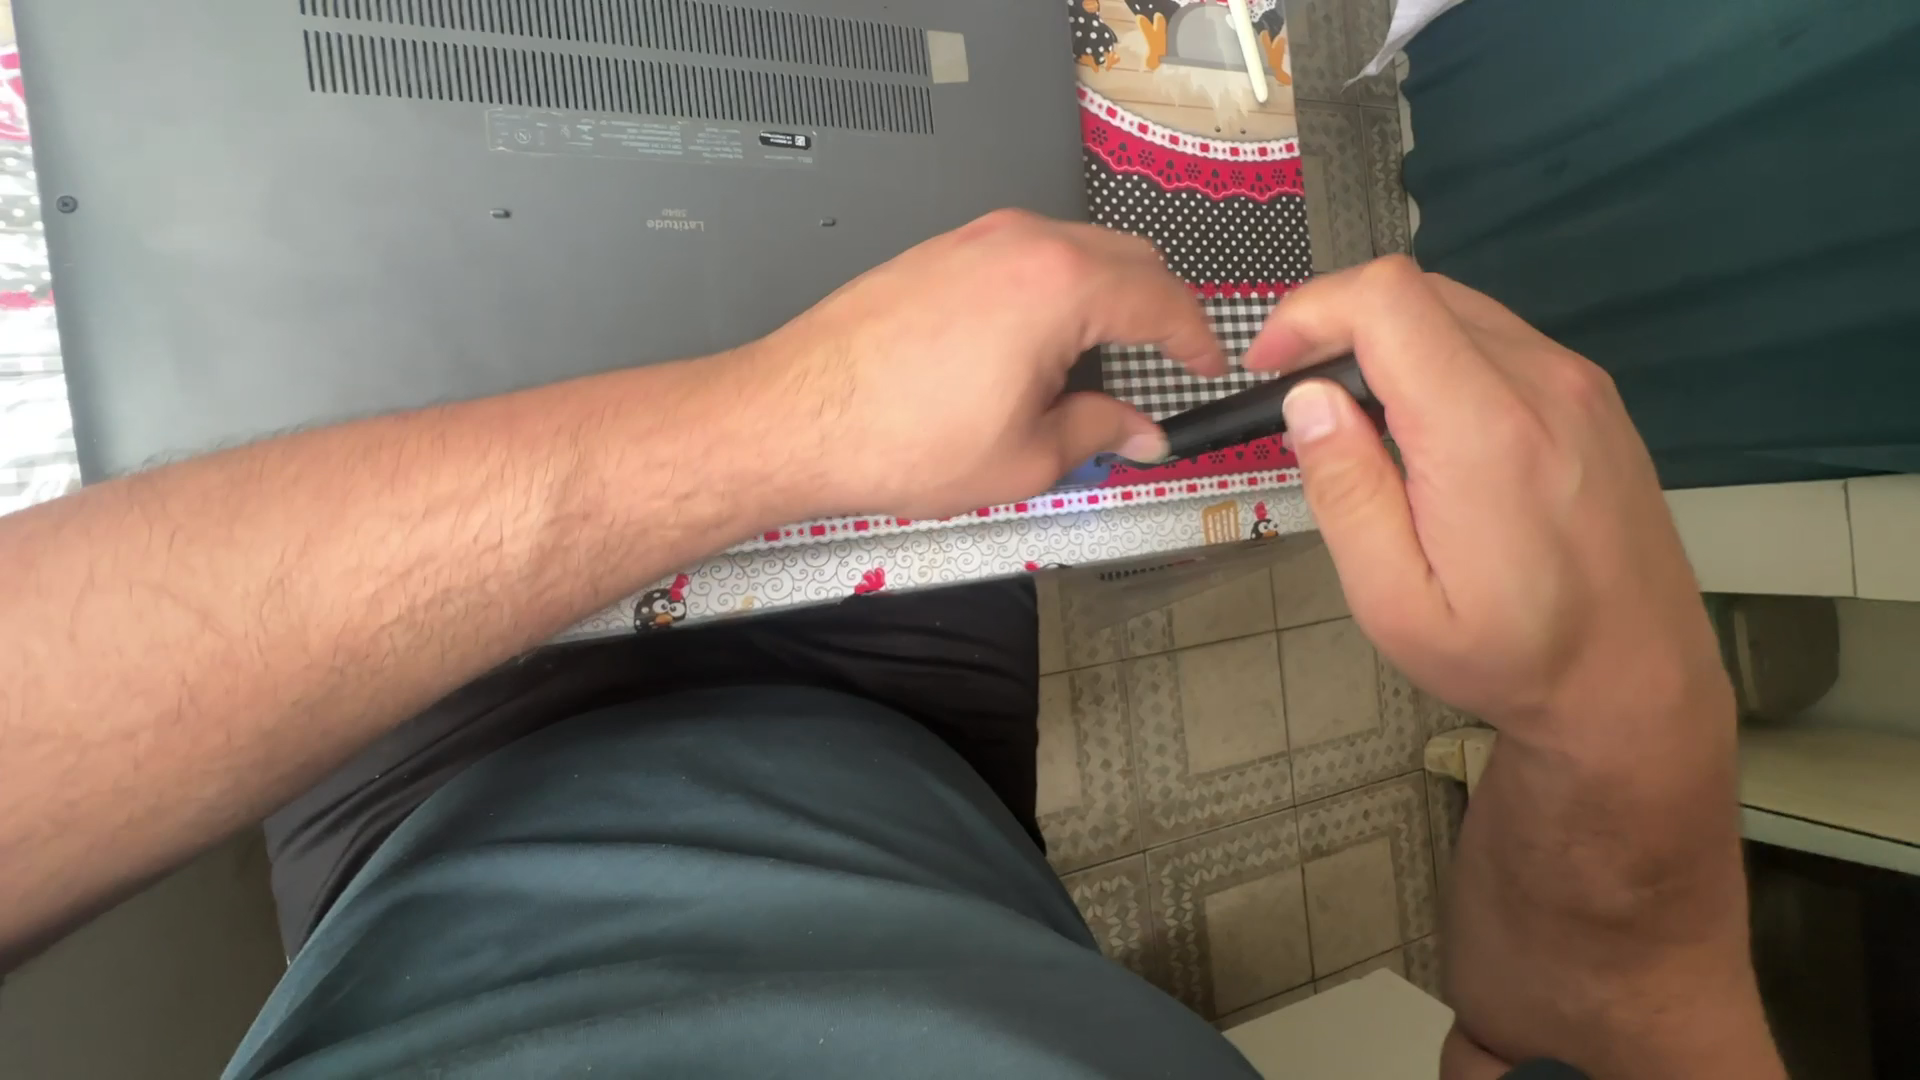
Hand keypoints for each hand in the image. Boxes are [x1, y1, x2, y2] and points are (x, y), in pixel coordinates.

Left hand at [734, 210, 1223, 520]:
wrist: (794, 418)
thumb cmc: (899, 440)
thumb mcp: (1024, 456)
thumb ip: (1099, 433)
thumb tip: (1139, 433)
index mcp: (1059, 284)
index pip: (1162, 297)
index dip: (1197, 337)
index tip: (1207, 364)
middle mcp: (1019, 243)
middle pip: (1126, 260)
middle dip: (1158, 311)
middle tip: (1164, 364)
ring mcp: (973, 239)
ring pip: (1072, 255)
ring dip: (1103, 301)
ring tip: (1096, 366)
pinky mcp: (938, 253)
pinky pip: (1021, 260)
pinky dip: (1052, 295)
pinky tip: (1035, 347)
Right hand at [1243, 256, 1724, 748]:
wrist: (1636, 683)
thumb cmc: (1503, 652)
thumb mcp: (1392, 596)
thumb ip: (1345, 490)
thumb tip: (1307, 398)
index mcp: (1482, 431)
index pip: (1388, 302)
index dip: (1309, 313)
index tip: (1265, 368)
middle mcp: (1539, 382)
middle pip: (1415, 291)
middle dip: (1331, 324)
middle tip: (1291, 397)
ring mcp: (1574, 383)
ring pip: (1452, 308)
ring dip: (1377, 340)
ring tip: (1343, 415)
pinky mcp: (1587, 397)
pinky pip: (1488, 338)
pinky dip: (1425, 355)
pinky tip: (1409, 424)